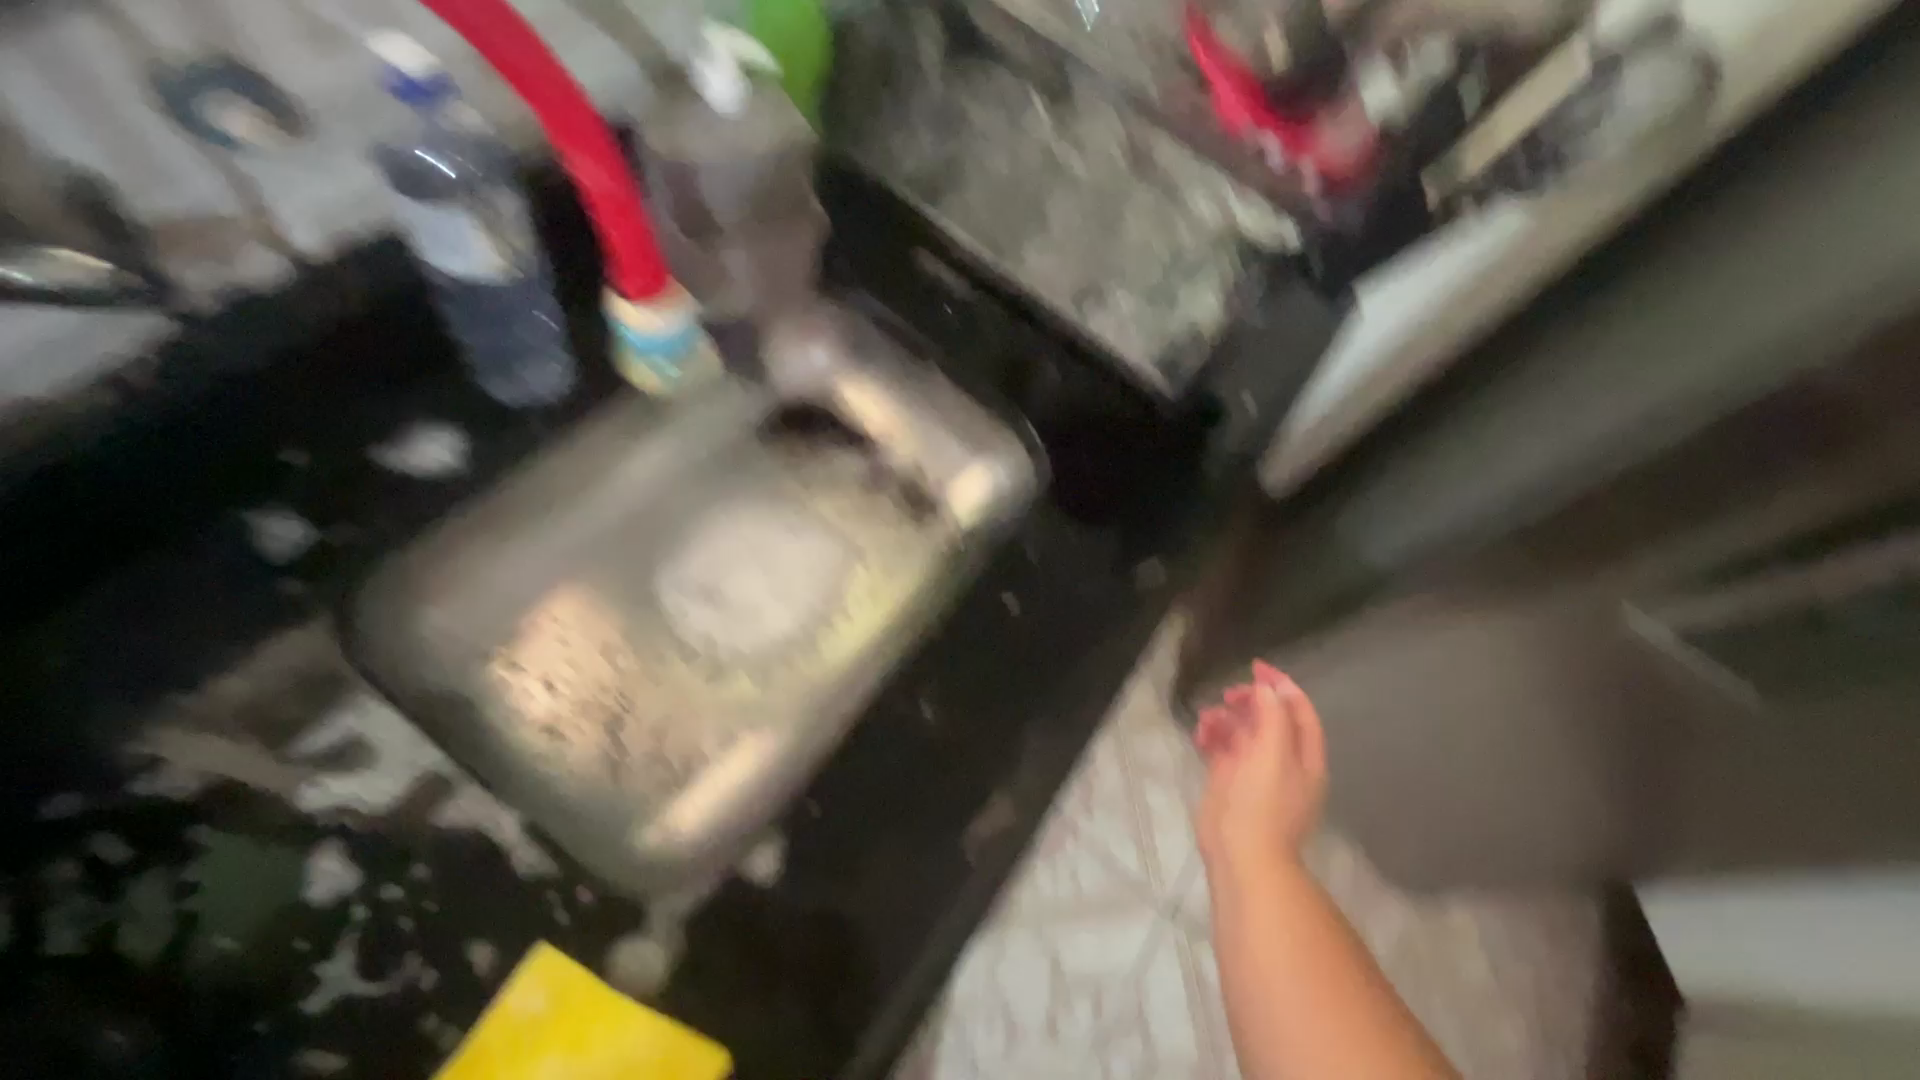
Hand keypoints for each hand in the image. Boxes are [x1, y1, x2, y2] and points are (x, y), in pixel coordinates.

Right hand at [1194, 662, 1327, 880]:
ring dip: (1226, 717)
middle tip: (1228, 694)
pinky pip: (1221, 747)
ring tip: (1209, 718)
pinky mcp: (1227, 781)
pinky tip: (1201, 734)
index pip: (1299, 711)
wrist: (1241, 855)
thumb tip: (1266, 689)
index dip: (1281, 686)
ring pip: (1242, 731)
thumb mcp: (1274, 754)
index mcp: (1304, 757)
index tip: (1256, 667)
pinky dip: (1212, 736)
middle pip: (1269, 717)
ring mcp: (1253, 771)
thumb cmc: (1264, 804)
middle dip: (1250, 701)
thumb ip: (1274, 717)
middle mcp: (1282, 761)